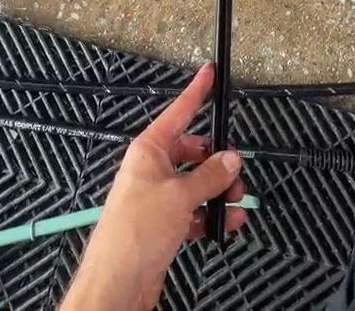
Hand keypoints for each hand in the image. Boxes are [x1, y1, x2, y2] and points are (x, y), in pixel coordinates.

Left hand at [61, 63, 247, 310]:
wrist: (118, 282)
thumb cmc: (133, 233)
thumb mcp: (180, 195)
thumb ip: (210, 176)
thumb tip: (230, 159)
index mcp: (149, 149)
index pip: (179, 111)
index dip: (196, 91)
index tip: (208, 73)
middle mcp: (152, 169)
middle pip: (192, 152)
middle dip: (217, 160)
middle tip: (237, 168)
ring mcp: (157, 197)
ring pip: (195, 183)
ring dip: (218, 191)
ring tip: (237, 200)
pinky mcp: (163, 224)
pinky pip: (193, 210)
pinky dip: (210, 215)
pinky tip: (226, 222)